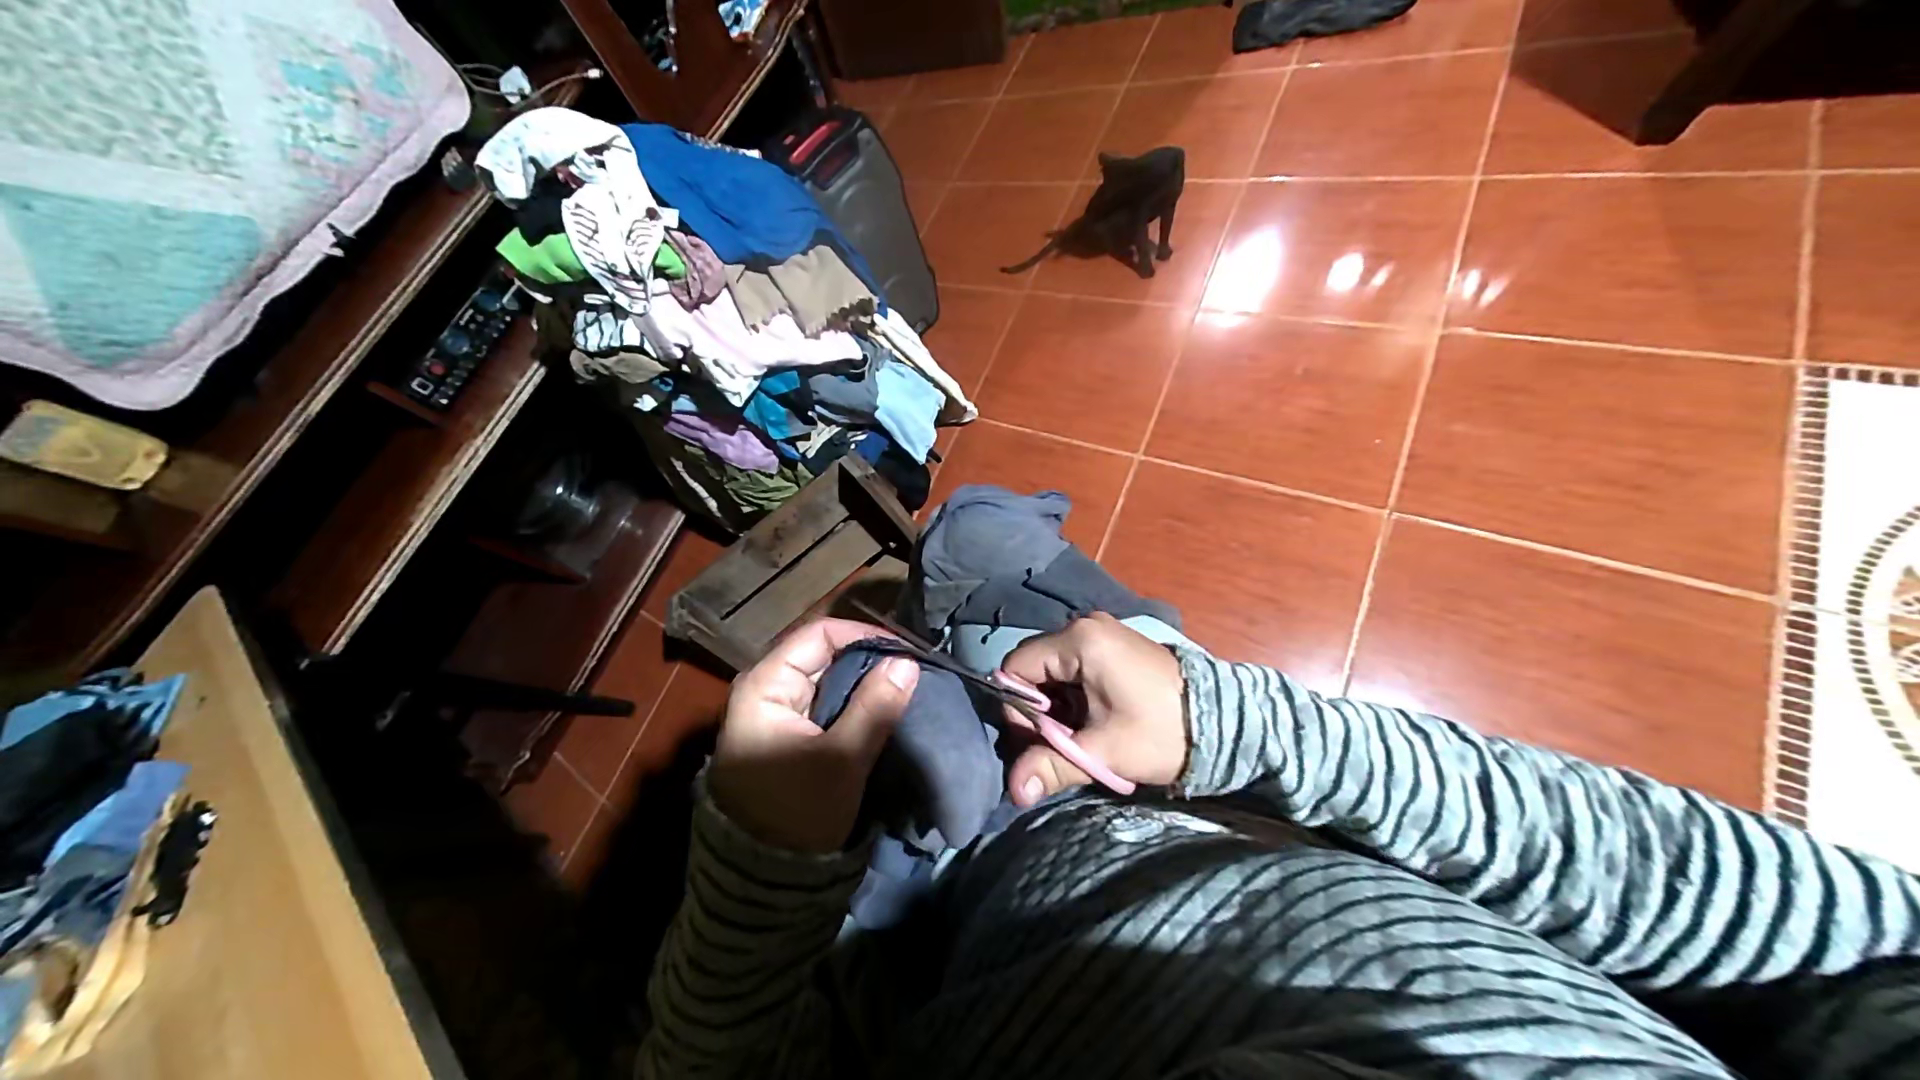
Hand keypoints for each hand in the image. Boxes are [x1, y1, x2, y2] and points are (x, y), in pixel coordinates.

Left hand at [708, 618, 919, 853]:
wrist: (761, 881)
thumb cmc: (795, 813)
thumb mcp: (841, 760)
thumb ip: (875, 707)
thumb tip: (908, 661)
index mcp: (764, 685)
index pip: (818, 635)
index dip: (864, 636)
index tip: (905, 652)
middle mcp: (765, 689)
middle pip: (822, 654)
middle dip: (868, 658)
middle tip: (910, 670)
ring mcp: (774, 712)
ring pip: (827, 678)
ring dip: (863, 680)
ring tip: (903, 685)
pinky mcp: (787, 734)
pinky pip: (824, 702)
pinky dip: (853, 701)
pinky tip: (881, 706)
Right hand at [999, 613, 1186, 806]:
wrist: (1224, 723)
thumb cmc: (1161, 732)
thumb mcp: (1104, 752)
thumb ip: (1053, 765)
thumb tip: (1015, 790)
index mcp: (1079, 640)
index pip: (1016, 667)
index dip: (1017, 707)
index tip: (1040, 739)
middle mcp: (1086, 626)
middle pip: (1034, 668)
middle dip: (1039, 709)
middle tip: (1063, 742)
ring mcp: (1103, 633)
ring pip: (1054, 671)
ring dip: (1058, 706)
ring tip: (1082, 735)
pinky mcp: (1115, 645)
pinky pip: (1075, 667)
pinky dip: (1075, 696)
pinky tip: (1094, 721)